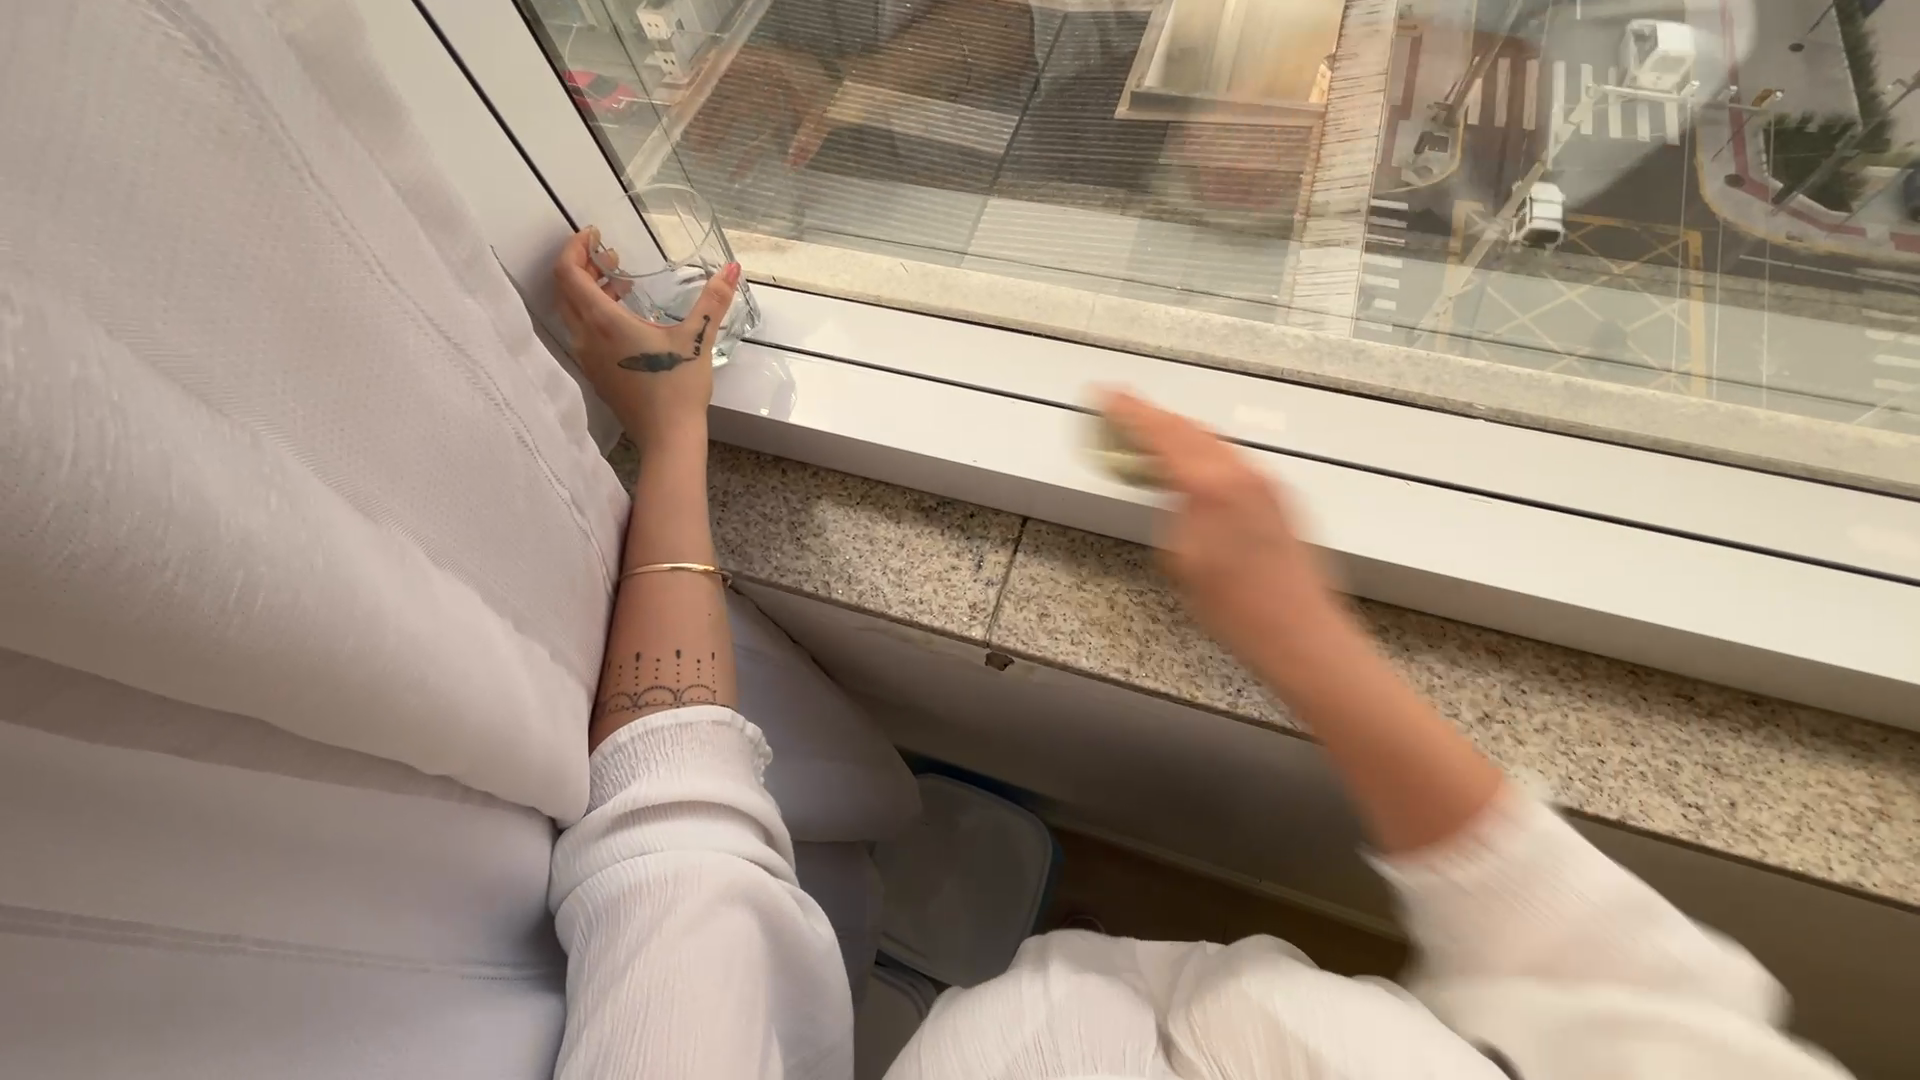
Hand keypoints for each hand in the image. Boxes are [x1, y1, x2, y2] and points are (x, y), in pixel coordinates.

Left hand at [552, 226, 740, 448]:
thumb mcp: (697, 339)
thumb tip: (732, 268)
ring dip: (587, 292)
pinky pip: (582, 334)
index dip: (576, 248)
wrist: (668, 436)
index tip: (595, 236)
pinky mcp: (595, 375)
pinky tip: (624, 322)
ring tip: (618, 286)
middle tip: (608, 258)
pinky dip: (593, 316)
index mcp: (604, 322)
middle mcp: (586, 338)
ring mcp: (587, 359)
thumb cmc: (678, 388)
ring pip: (571, 313)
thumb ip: (713, 301)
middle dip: (581, 267)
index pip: (569, 272)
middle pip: (564, 290)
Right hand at [1100, 390, 1339, 663]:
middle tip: (1123, 406)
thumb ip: (1172, 513)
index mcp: (1211, 487)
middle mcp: (1243, 474)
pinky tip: (1194, 465)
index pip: (1162, 434)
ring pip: (1214, 442)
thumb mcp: (1180, 562)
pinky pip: (1234, 459)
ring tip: (1152, 432)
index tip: (1106, 393)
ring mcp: (1267, 484)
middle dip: (1153, 416)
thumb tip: (1171, 492)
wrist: (1300, 633)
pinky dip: (1205, 451)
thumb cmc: (1234, 610)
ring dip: (1180, 432)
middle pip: (1190, 429)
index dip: (1130, 412)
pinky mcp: (1281, 499)